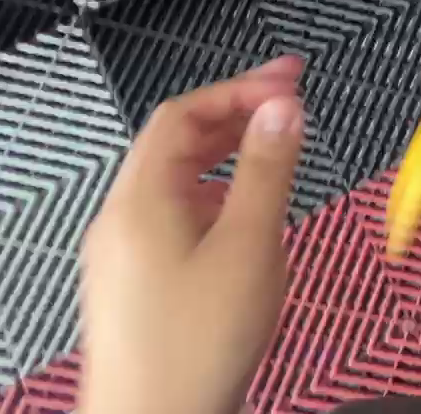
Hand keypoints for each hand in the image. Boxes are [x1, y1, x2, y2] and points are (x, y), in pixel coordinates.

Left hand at [79, 57, 305, 413]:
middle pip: (178, 139)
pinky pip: (182, 205)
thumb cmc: (200, 340)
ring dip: (233, 144)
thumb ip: (269, 168)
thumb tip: (284, 106)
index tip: (293, 81)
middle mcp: (125, 219)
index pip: (183, 115)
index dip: (240, 88)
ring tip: (283, 136)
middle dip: (239, 108)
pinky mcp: (143, 275)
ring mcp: (130, 249)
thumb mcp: (250, 244)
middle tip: (295, 90)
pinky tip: (255, 199)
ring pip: (181, 172)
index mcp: (141, 203)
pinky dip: (224, 182)